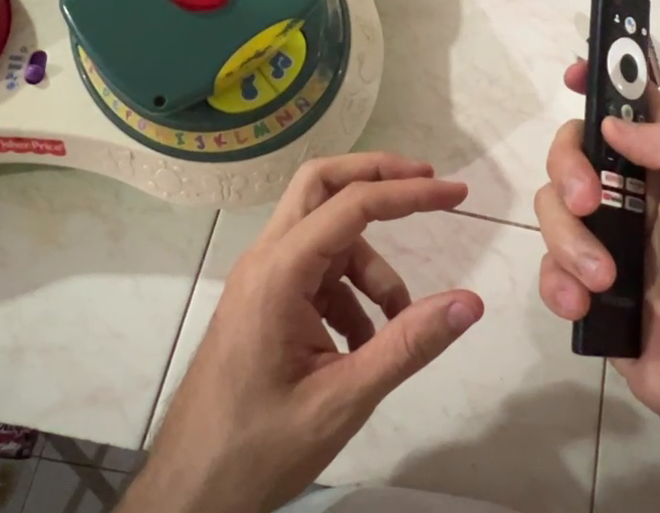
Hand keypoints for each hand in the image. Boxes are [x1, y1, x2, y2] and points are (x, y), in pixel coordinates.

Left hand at [129, 153, 484, 512]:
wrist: (189, 491)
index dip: (409, 192)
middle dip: (378, 177)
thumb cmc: (260, 447)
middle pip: (322, 185)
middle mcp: (265, 260)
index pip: (352, 205)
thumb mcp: (344, 399)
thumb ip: (408, 345)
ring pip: (327, 236)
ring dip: (371, 266)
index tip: (457, 194)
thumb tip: (470, 302)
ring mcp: (262, 280)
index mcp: (279, 273)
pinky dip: (351, 294)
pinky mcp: (265, 302)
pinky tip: (361, 346)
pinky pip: (318, 273)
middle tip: (429, 186)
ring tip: (396, 323)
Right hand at [535, 62, 659, 511]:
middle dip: (569, 170)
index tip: (574, 73)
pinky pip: (546, 264)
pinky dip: (558, 282)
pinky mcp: (579, 281)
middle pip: (573, 150)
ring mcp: (600, 237)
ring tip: (603, 280)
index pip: (630, 109)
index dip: (603, 82)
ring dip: (570, 242)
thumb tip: (613, 124)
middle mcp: (627, 194)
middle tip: (589, 203)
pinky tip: (583, 306)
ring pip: (551, 205)